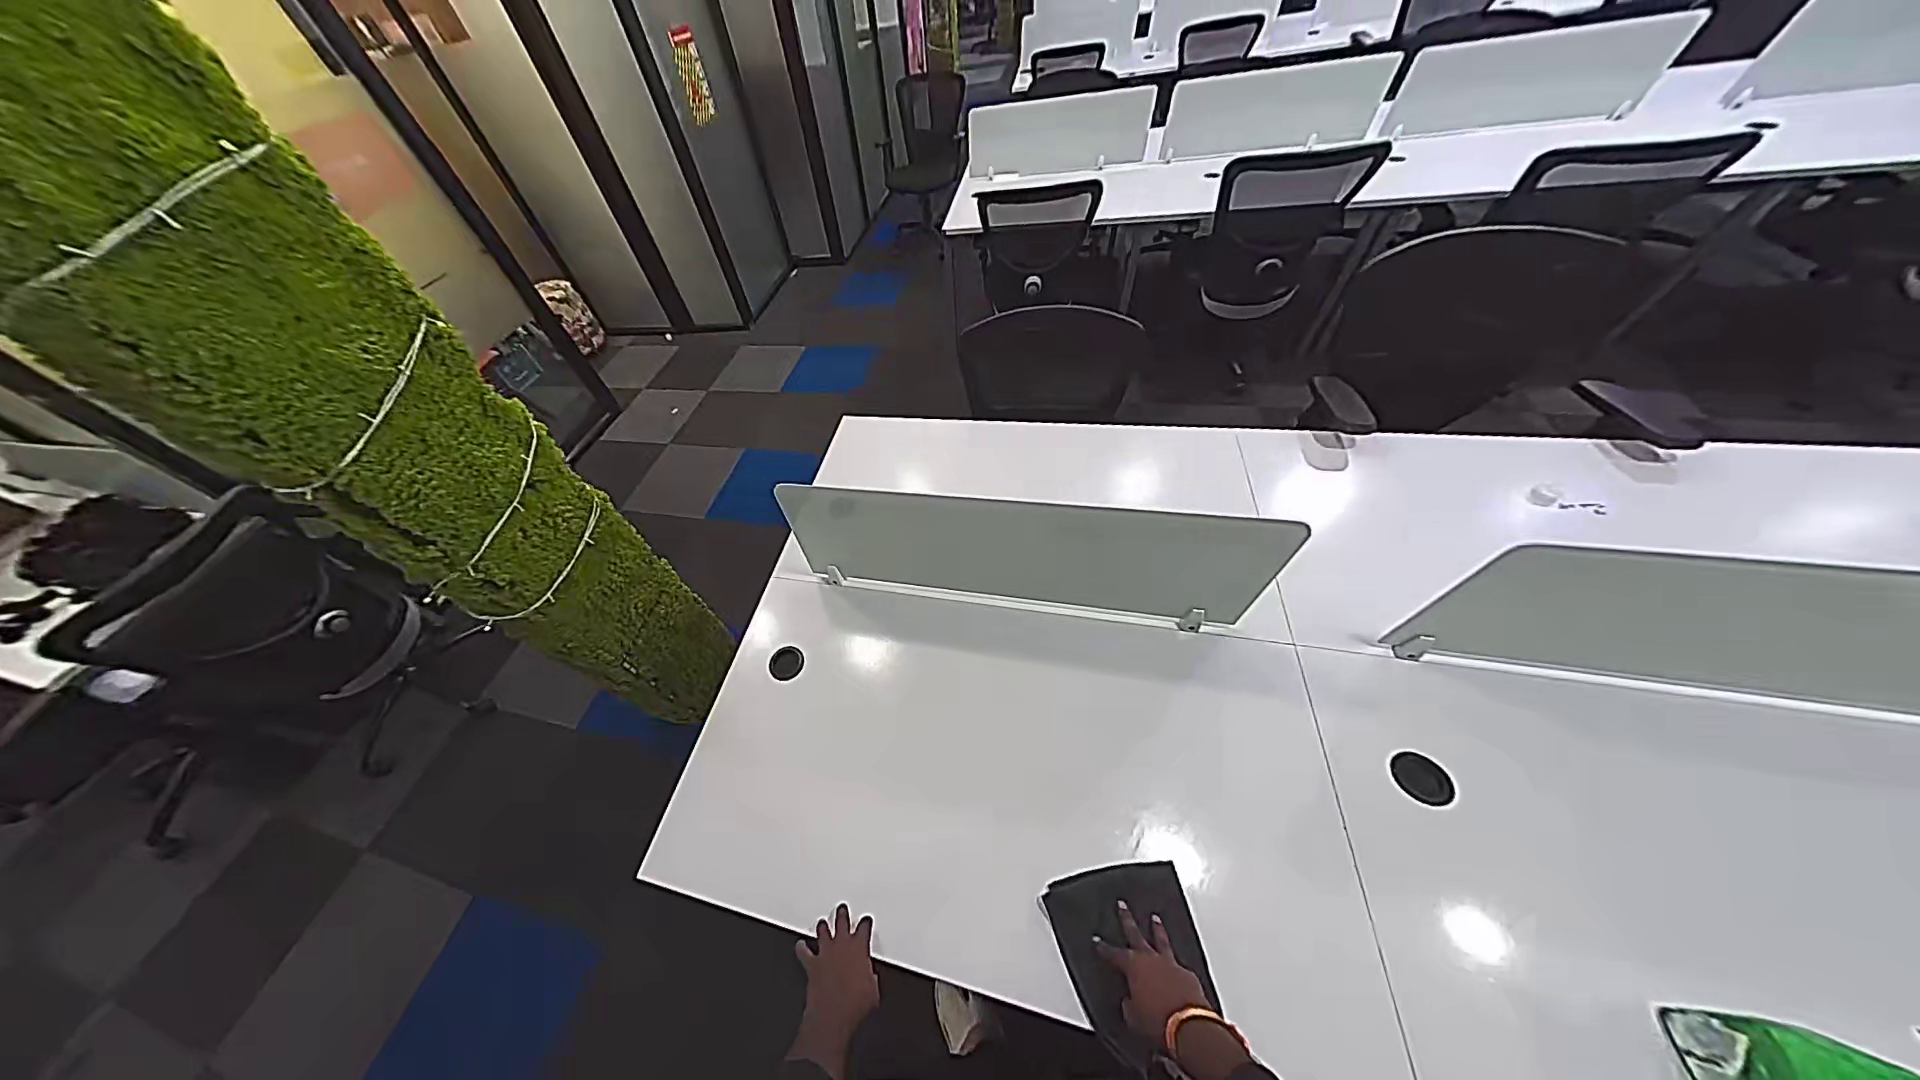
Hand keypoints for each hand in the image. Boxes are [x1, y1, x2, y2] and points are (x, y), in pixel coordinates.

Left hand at [787, 904, 879, 1079]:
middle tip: (842, 908)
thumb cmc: (855, 1005)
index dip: (865, 923)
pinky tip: (800, 945)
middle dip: (842, 914)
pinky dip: (801, 948)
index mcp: (860, 948)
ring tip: (822, 922)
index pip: (864, 928)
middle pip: (841, 922)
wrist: (833, 1015)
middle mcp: (841, 946)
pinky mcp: (811, 965)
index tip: (865, 920)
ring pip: (823, 932)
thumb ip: (871, 979)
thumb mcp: (873, 991)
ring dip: (822, 927)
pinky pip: (804, 952)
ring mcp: (825, 953)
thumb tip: (870, 981)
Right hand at [1094, 901, 1249, 1079]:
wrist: (1189, 1027)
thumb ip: (1129, 1004)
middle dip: (1126, 918)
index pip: (1113, 953)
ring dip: (1157, 929)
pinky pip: (1178, 964)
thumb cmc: (1158, 1021)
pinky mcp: (1187, 974)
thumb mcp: (1133, 1017)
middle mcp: (1150, 959)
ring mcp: (1170, 964)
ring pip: (1161, 940)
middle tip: (1122, 905)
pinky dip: (1174, 963)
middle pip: (1135, 933)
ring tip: (1155, 918)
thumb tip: (1131, 1001)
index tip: (1097, 940)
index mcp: (1133, 966)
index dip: (1103, 947)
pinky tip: (1175, 963)